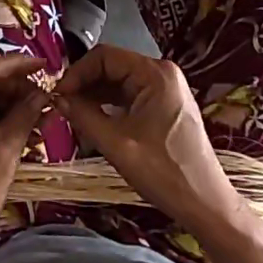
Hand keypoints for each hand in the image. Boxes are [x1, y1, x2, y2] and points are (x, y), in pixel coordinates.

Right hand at [54, 45, 244, 232]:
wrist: (206, 206)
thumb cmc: (164, 173)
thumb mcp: (115, 144)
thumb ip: (82, 115)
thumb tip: (56, 98)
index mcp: (155, 74)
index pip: (103, 56)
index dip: (76, 72)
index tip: (58, 93)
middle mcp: (162, 73)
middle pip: (110, 65)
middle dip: (83, 83)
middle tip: (61, 103)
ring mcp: (165, 88)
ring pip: (116, 80)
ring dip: (93, 93)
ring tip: (72, 112)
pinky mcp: (164, 104)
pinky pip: (127, 93)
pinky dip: (107, 103)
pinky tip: (91, 117)